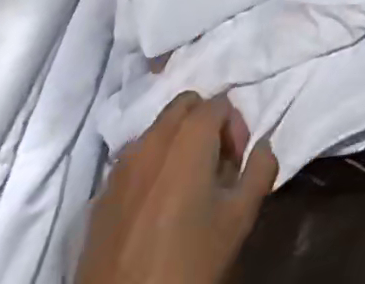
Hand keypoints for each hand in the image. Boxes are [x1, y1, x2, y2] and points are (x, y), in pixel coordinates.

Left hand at [76, 92, 276, 283]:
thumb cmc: (188, 261)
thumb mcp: (240, 218)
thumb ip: (261, 169)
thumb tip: (263, 145)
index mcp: (187, 139)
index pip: (218, 103)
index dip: (236, 126)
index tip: (238, 162)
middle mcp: (150, 141)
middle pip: (184, 105)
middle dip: (206, 122)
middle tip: (217, 163)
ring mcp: (120, 166)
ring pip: (157, 129)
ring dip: (178, 141)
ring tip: (189, 184)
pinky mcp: (101, 193)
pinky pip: (135, 159)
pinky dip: (154, 164)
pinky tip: (159, 204)